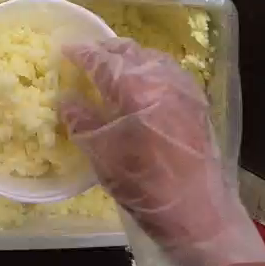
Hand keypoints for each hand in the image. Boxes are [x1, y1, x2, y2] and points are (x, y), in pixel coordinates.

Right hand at [61, 38, 264, 265]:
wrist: (199, 214)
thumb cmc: (144, 186)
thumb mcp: (102, 156)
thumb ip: (81, 121)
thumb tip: (68, 98)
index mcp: (136, 88)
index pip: (103, 60)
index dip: (82, 54)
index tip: (65, 51)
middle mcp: (162, 78)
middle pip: (129, 51)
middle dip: (105, 51)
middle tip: (86, 57)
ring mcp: (183, 88)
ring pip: (149, 57)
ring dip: (128, 58)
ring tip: (111, 68)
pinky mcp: (196, 101)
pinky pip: (167, 71)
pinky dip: (148, 68)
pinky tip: (141, 83)